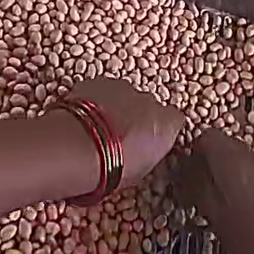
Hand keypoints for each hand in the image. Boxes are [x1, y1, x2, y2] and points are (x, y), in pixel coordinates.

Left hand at [66, 77, 183, 186]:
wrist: (79, 146)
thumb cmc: (113, 167)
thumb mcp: (141, 171)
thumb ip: (148, 154)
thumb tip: (142, 153)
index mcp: (167, 124)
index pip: (174, 121)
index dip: (160, 131)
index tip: (149, 143)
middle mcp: (150, 100)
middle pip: (149, 105)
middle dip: (138, 117)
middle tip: (121, 138)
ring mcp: (123, 87)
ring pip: (124, 95)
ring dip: (116, 107)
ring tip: (100, 129)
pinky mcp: (98, 81)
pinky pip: (102, 89)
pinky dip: (96, 100)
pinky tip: (85, 118)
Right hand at [178, 129, 253, 253]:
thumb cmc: (249, 240)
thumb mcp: (212, 215)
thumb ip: (195, 185)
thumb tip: (184, 169)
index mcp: (231, 159)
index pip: (207, 136)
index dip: (197, 151)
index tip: (192, 171)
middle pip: (229, 147)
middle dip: (218, 164)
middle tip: (210, 191)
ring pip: (250, 162)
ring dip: (239, 176)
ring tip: (236, 205)